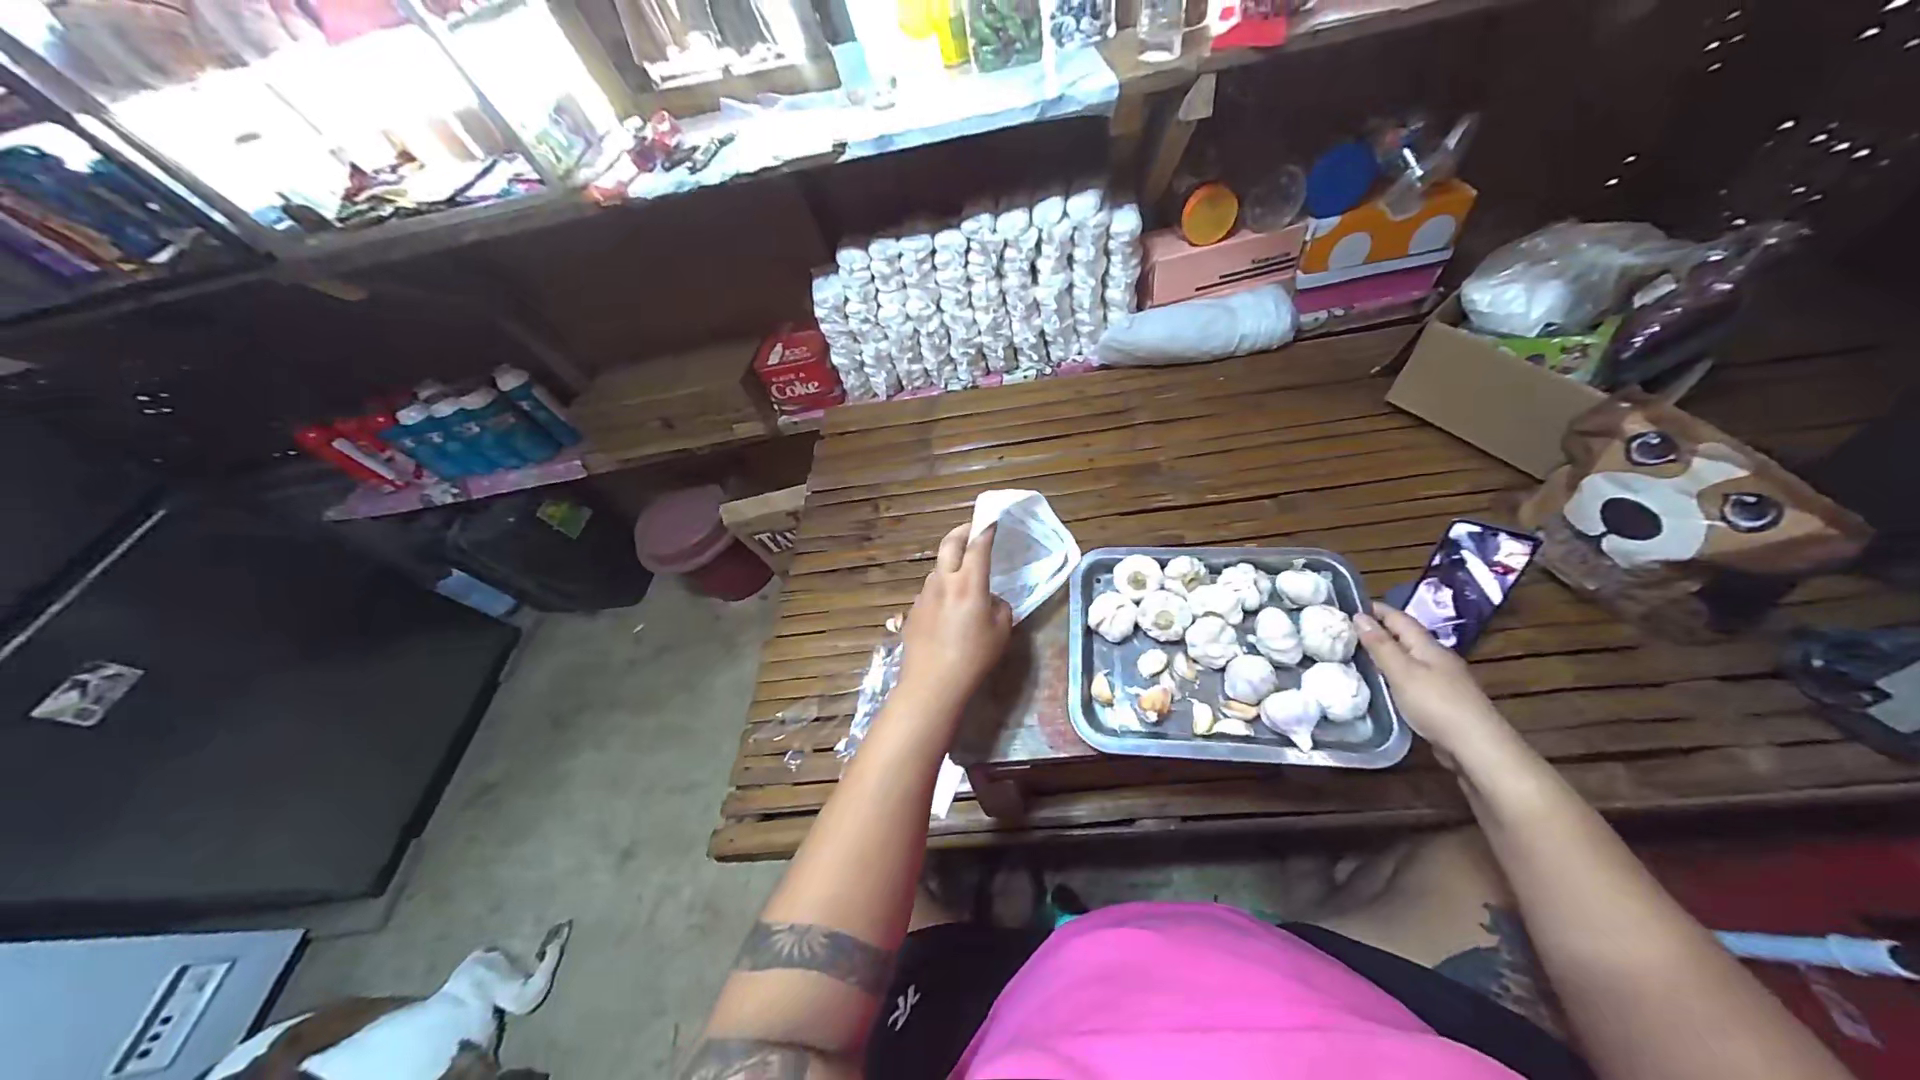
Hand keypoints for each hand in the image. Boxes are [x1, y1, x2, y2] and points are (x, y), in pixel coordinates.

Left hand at [897, 523, 1013, 714]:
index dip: (986, 528)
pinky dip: (941, 588)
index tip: (991, 519)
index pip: (978, 544)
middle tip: (973, 529)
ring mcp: (924, 594)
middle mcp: (943, 581)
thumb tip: (988, 598)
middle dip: (962, 531)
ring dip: (951, 563)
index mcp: (969, 583)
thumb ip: (998, 605)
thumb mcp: (1001, 630)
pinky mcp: (913, 610)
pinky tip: (948, 610)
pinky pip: (931, 591)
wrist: (931, 683)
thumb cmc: (973, 657)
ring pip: (938, 568)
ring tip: (963, 575)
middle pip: (950, 543)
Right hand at [1354, 602, 1527, 771]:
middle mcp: (1438, 659)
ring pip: (1410, 658)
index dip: (1377, 609)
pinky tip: (1384, 683)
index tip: (1351, 604)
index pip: (1400, 619)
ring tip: (1359, 654)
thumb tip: (1359, 616)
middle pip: (1406, 637)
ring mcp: (1443, 680)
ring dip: (1387, 652)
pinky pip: (1412, 677)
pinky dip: (1395, 673)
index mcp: (1428, 647)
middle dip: (1380, 630)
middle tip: (1348, 630)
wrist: (1477, 746)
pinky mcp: (1442, 701)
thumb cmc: (1436, 703)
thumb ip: (1380, 645)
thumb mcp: (1402, 672)